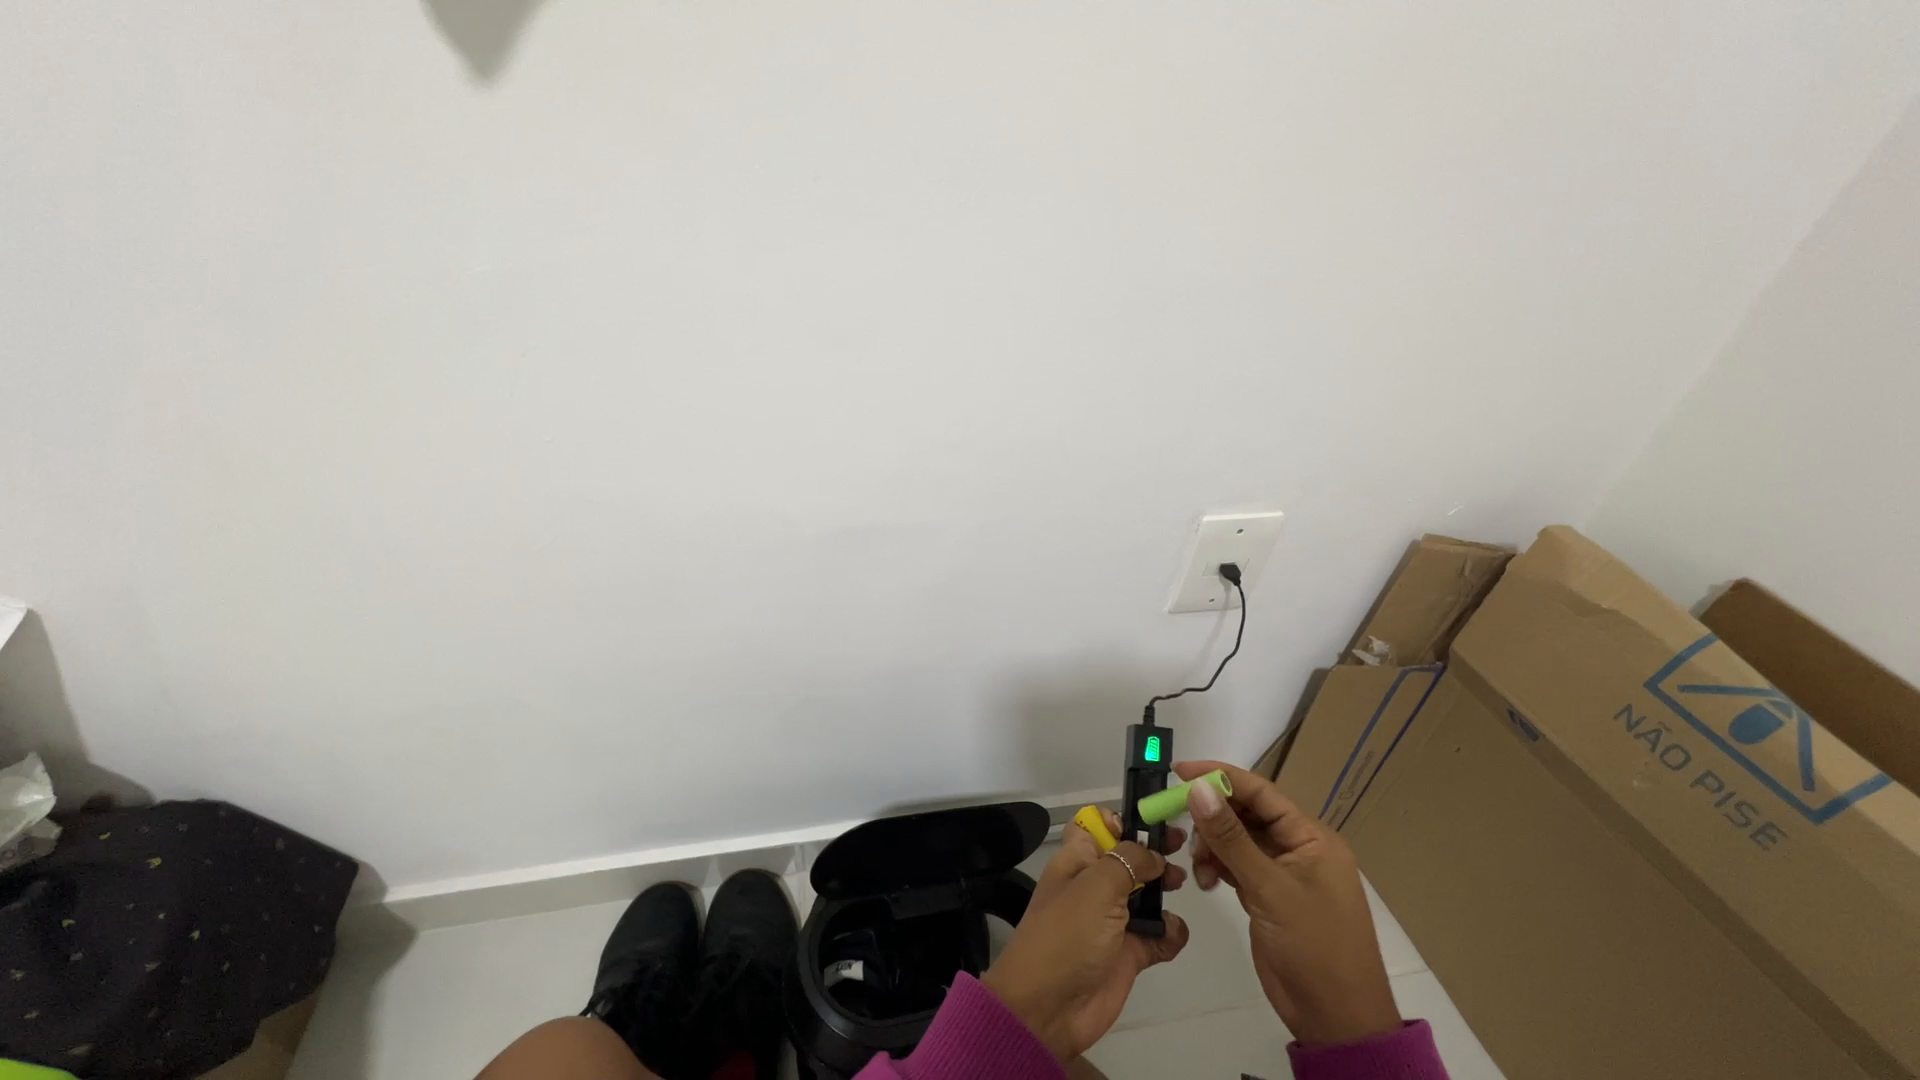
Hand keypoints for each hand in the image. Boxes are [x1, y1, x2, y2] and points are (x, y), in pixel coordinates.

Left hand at [981, 814, 1191, 1061]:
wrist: (1048, 1008)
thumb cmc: (1066, 935)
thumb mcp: (1095, 885)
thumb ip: (1128, 860)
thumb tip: (1153, 856)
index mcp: (1077, 861)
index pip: (1095, 826)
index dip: (1119, 819)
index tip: (1151, 819)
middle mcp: (1094, 886)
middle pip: (1128, 857)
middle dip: (1154, 850)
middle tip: (1182, 846)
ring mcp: (1112, 921)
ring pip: (1146, 895)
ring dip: (1165, 889)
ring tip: (1180, 884)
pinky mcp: (1128, 954)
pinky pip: (1158, 936)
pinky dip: (1171, 934)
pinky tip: (1173, 933)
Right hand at [1177, 760, 1402, 1045]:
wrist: (1336, 1019)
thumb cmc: (1313, 946)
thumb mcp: (1269, 888)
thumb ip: (1230, 837)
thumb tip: (1198, 789)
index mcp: (1311, 837)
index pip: (1261, 792)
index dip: (1220, 777)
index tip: (1179, 772)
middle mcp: (1298, 848)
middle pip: (1247, 814)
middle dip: (1212, 815)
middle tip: (1177, 819)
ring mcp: (1283, 874)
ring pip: (1238, 840)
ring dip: (1213, 845)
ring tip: (1199, 865)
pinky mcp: (1268, 896)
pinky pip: (1236, 866)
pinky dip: (1218, 868)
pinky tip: (1205, 881)